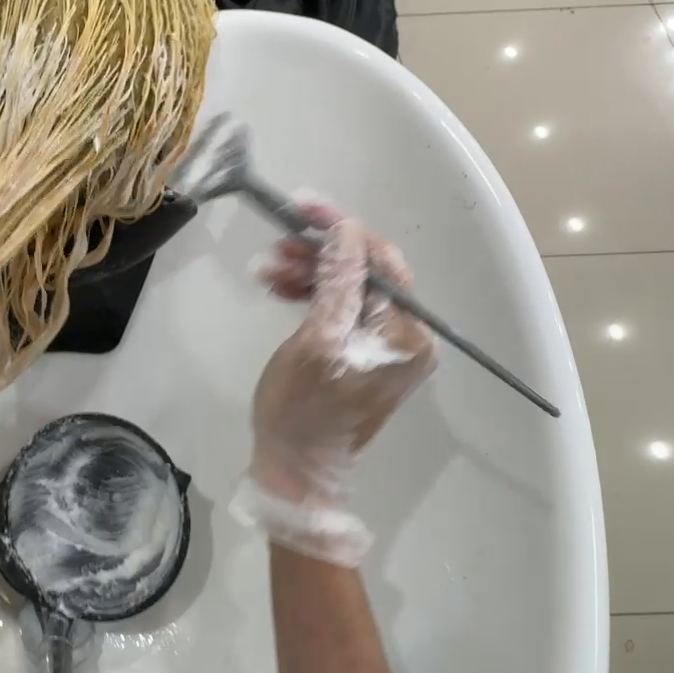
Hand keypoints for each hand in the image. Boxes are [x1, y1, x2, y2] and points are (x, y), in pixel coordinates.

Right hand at [231, 202, 435, 565]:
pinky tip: (277, 286)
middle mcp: (406, 335)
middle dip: (318, 252)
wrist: (294, 465)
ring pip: (347, 286)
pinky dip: (309, 294)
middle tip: (276, 240)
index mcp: (407, 333)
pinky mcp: (361, 350)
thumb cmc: (303, 407)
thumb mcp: (317, 339)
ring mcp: (384, 344)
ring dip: (307, 271)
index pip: (381, 261)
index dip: (342, 229)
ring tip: (266, 267)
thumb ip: (336, 281)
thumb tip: (345, 230)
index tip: (302, 207)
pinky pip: (339, 307)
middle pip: (364, 271)